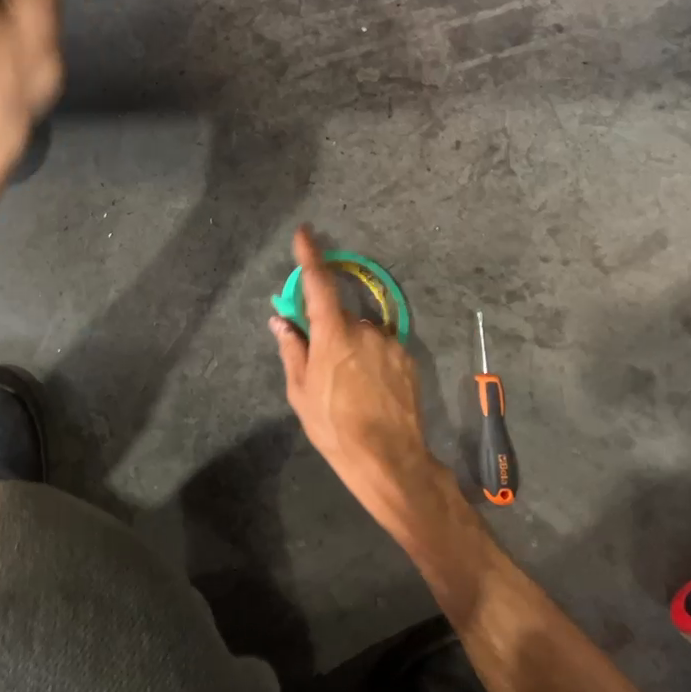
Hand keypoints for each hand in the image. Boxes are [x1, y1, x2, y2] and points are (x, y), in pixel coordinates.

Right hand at [270, 225, 442, 532]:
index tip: (304, 232)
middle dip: (328, 329)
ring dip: (351, 347)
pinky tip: (369, 390)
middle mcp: (364, 330)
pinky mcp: (408, 361)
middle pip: (340, 315)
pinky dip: (370, 360)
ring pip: (362, 334)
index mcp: (332, 334)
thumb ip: (292, 349)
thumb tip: (282, 322)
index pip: (318, 283)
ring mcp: (390, 345)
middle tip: (321, 361)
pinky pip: (381, 349)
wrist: (390, 459)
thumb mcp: (300, 391)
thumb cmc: (334, 426)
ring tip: (347, 386)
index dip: (309, 255)